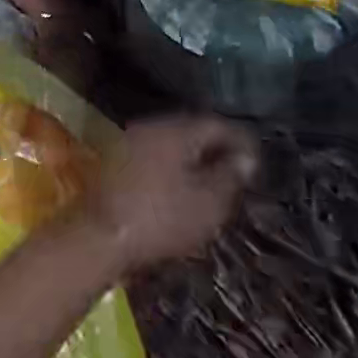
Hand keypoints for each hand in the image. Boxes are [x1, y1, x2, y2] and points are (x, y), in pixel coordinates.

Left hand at [86, 115, 259, 271]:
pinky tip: (180, 185)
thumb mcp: (208, 203)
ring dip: (192, 156)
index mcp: (174, 131)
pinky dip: (172, 164)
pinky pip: (153, 153)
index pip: (214, 123)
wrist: (102, 234)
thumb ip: (229, 176)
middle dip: (215, 146)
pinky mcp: (116, 159)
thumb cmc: (161, 219)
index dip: (239, 139)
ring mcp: (128, 140)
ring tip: (212, 180)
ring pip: (170, 141)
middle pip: (190, 128)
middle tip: (236, 168)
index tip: (256, 159)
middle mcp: (149, 126)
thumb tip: (244, 157)